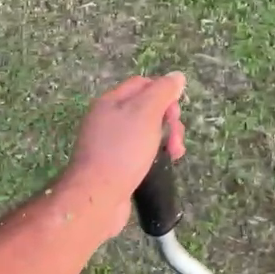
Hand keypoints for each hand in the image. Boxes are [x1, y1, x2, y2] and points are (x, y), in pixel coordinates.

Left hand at [63, 74, 185, 233]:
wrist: (98, 197)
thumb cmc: (122, 150)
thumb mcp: (146, 113)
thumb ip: (162, 92)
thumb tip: (177, 76)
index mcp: (110, 101)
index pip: (142, 84)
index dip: (164, 93)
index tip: (175, 112)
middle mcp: (107, 119)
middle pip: (146, 108)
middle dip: (168, 120)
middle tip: (175, 138)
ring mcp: (110, 144)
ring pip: (146, 132)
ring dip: (165, 139)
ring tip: (174, 154)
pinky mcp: (115, 166)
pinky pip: (140, 152)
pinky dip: (154, 155)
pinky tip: (162, 164)